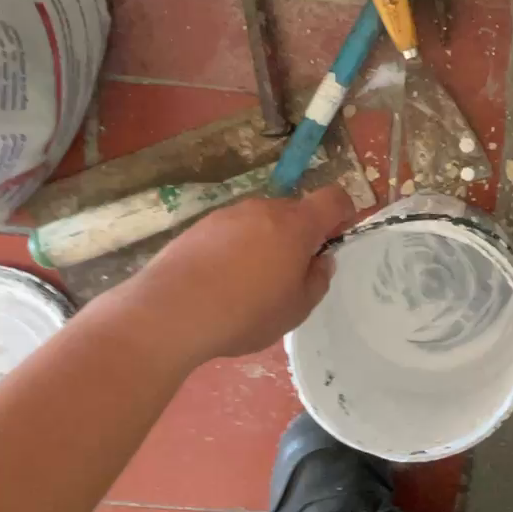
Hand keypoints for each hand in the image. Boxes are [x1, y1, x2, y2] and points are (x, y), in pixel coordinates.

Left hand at [109, 184, 355, 364]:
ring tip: (252, 284)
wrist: (169, 313)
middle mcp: (263, 209)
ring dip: (268, 243)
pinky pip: (232, 233)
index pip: (333, 198)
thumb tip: (320, 260)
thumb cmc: (246, 312)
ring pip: (261, 222)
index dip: (343, 214)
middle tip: (292, 275)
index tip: (335, 240)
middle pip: (295, 211)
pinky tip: (223, 284)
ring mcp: (227, 215)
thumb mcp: (297, 308)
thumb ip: (317, 280)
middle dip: (301, 236)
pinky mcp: (198, 228)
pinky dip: (237, 250)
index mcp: (296, 224)